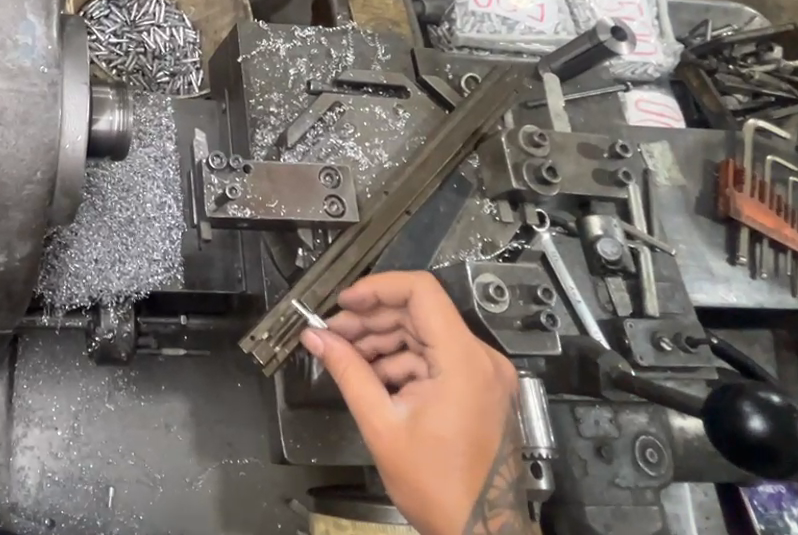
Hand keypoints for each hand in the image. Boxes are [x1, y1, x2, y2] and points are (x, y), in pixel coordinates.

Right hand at [300, 272, 532, 534]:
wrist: (481, 534)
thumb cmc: (440, 488)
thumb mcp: (381, 424)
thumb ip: (346, 371)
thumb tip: (315, 337)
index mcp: (464, 361)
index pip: (420, 291)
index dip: (377, 287)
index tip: (344, 301)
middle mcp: (480, 359)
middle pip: (417, 311)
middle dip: (370, 319)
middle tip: (333, 334)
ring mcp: (481, 373)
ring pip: (421, 332)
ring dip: (380, 340)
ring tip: (346, 357)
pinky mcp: (477, 386)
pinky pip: (432, 356)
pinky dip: (398, 359)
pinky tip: (371, 376)